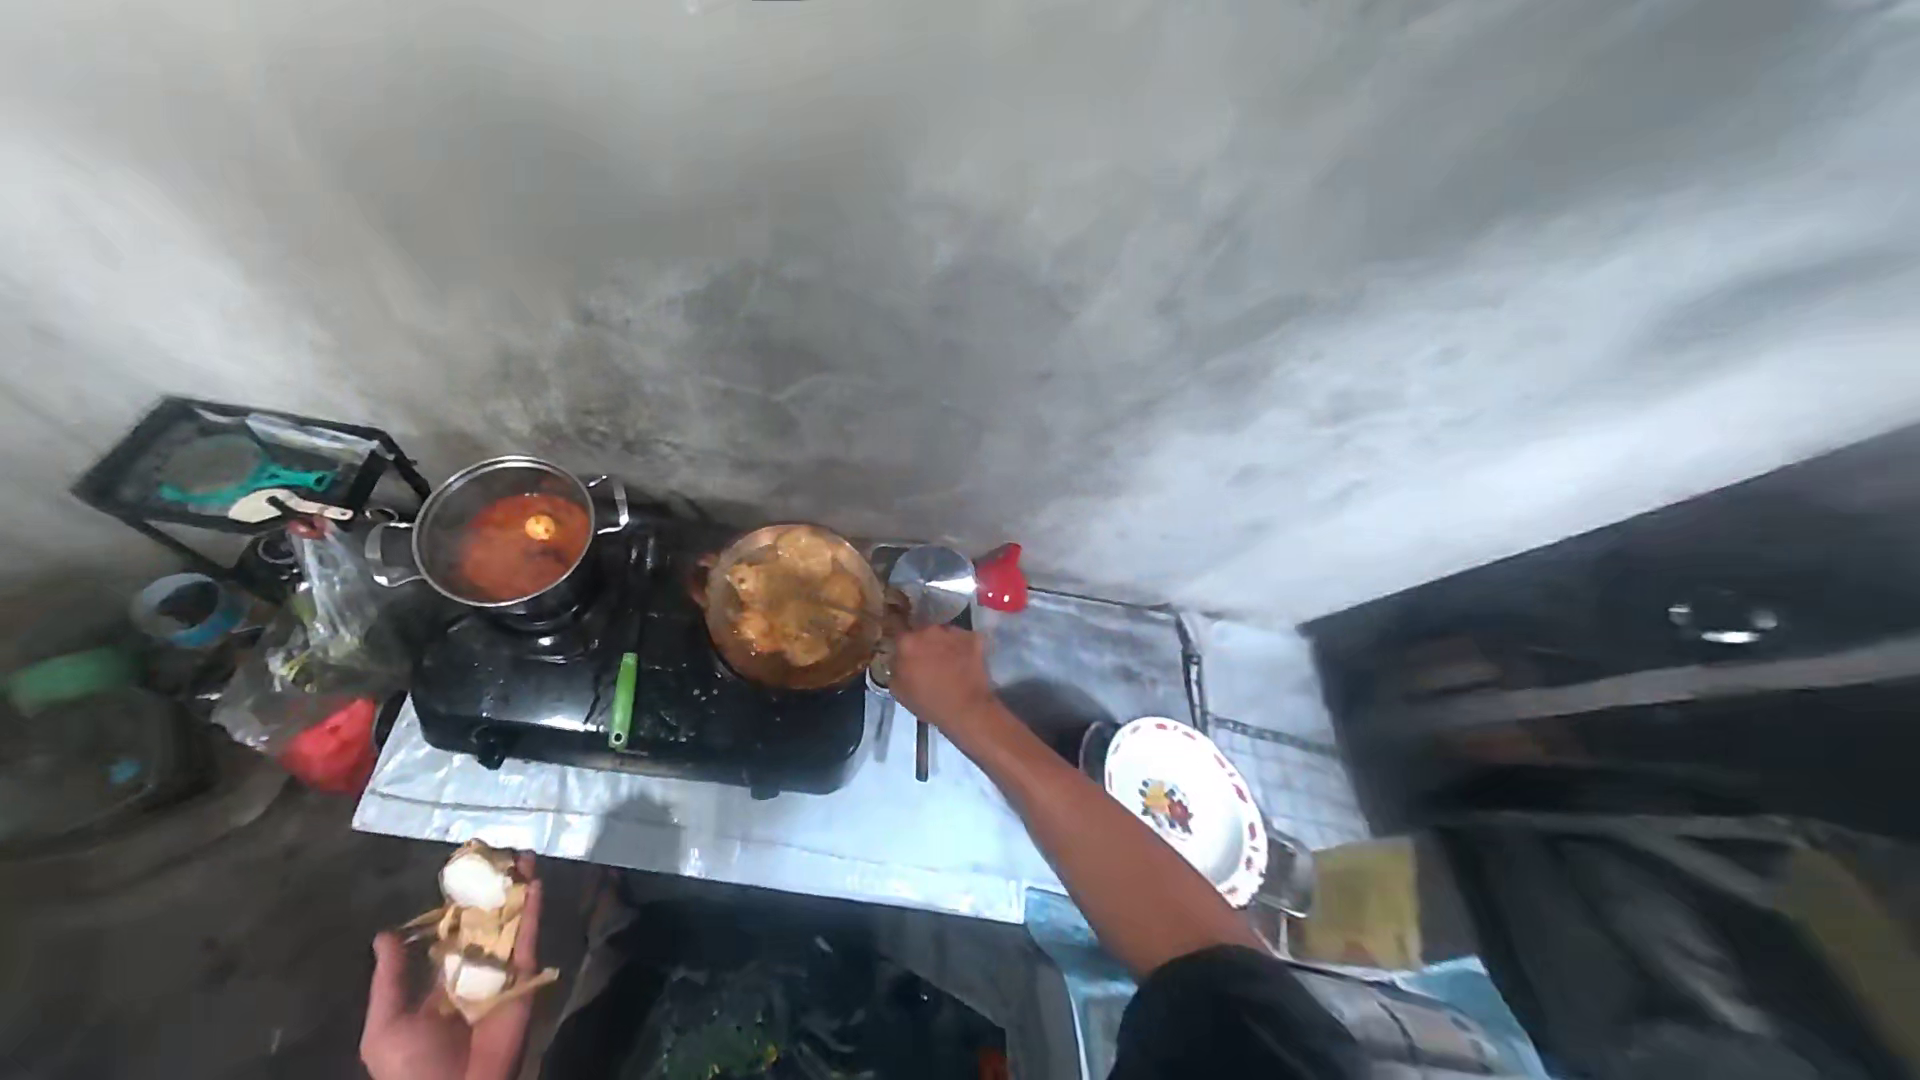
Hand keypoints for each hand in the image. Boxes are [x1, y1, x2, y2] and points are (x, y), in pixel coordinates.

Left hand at [361, 853, 543, 1079]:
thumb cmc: (411, 1066)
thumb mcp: (387, 1026)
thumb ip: (391, 980)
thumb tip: (384, 934)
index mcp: (441, 978)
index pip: (454, 931)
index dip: (462, 901)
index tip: (469, 869)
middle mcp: (475, 966)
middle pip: (488, 918)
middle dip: (496, 887)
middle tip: (503, 853)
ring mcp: (502, 968)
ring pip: (512, 920)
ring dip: (518, 888)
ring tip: (524, 856)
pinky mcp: (525, 973)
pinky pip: (529, 936)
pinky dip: (533, 910)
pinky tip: (533, 884)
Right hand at [891, 624, 999, 734]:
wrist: (967, 708)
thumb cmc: (929, 703)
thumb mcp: (898, 691)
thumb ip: (895, 668)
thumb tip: (898, 660)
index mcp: (907, 643)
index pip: (898, 630)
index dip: (902, 641)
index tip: (905, 650)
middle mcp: (929, 630)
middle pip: (922, 632)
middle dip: (924, 644)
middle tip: (928, 661)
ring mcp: (953, 632)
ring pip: (944, 634)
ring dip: (943, 645)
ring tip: (949, 663)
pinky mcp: (973, 637)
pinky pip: (963, 639)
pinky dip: (963, 648)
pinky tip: (965, 663)